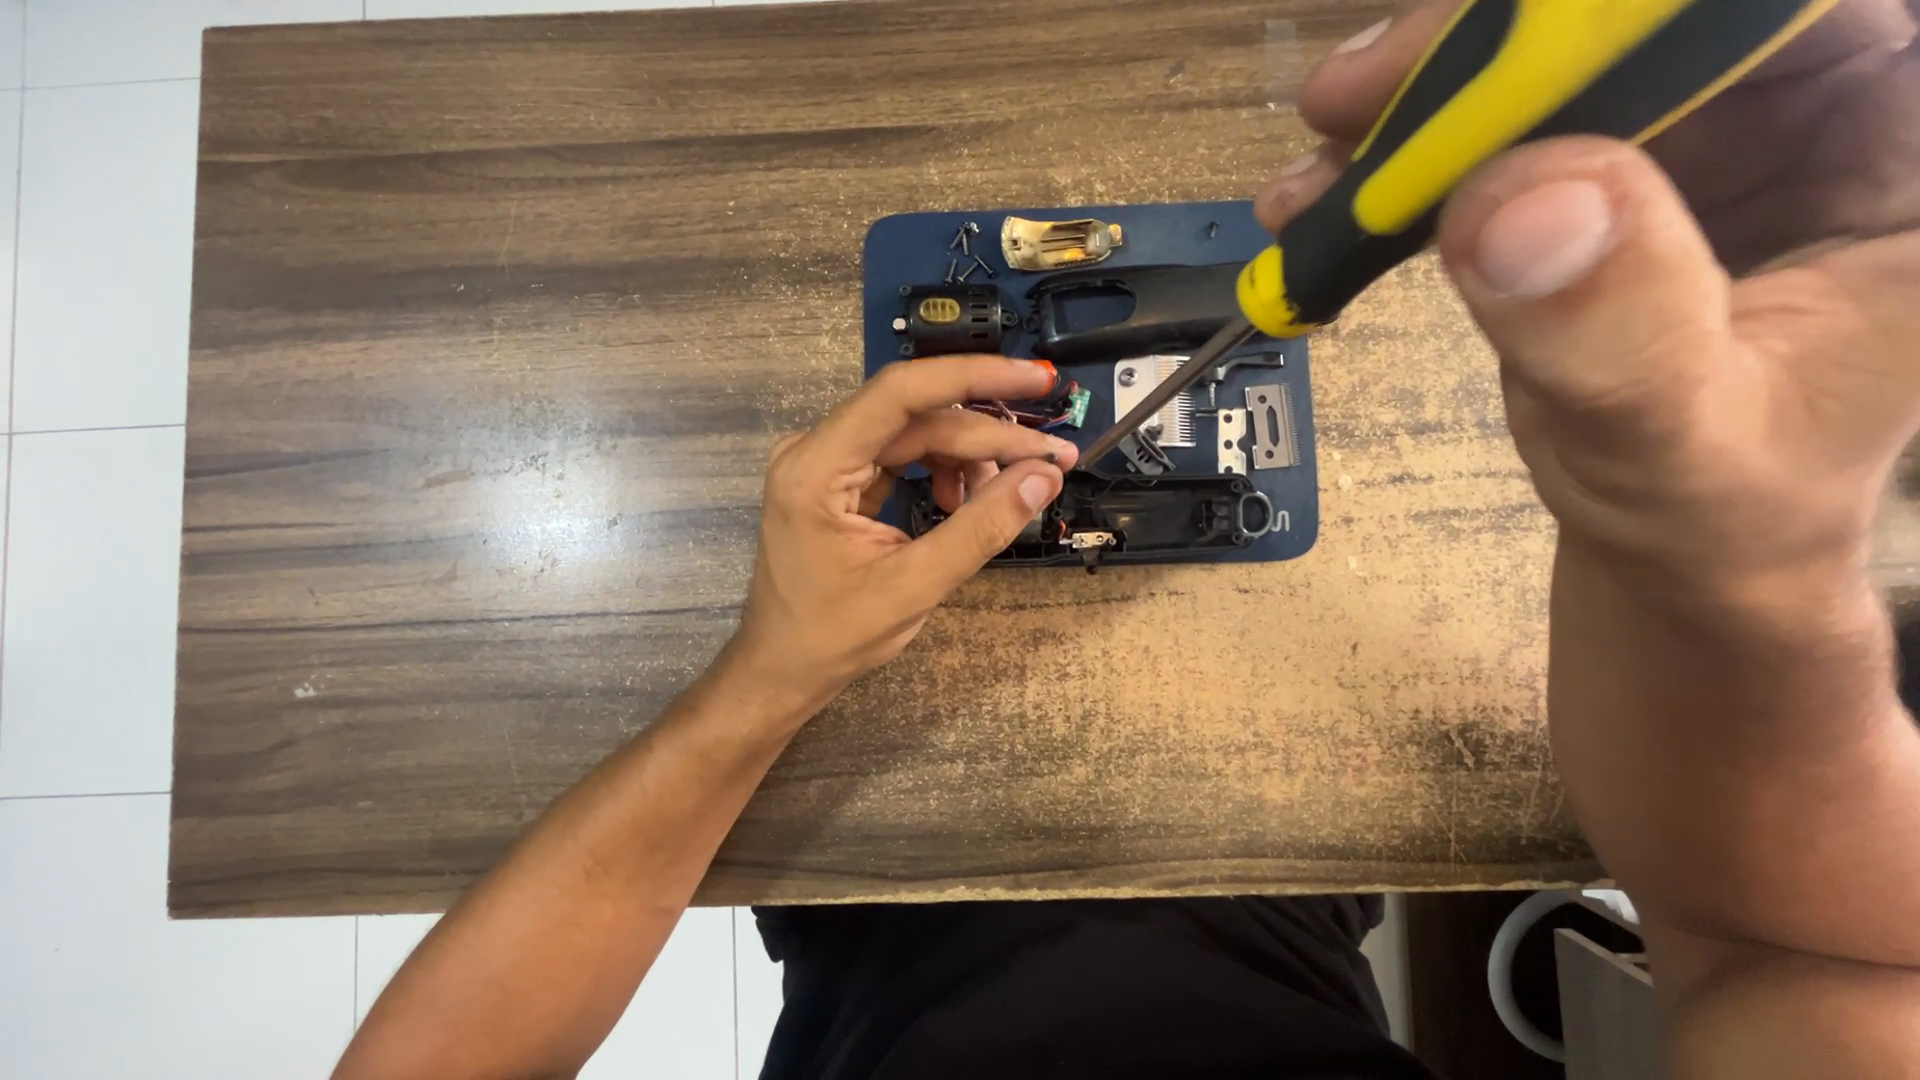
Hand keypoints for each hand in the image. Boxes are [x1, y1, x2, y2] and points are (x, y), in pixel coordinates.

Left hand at [723, 358, 1077, 714]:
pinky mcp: (842, 478)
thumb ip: (980, 529)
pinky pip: (905, 456)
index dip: (974, 377)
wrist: (784, 666)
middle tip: (1052, 460)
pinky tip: (969, 500)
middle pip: (919, 418)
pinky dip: (947, 471)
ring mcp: (827, 461)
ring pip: (917, 434)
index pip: (900, 393)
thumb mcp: (914, 587)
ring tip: (1012, 490)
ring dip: (972, 456)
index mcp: (815, 468)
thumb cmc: (833, 636)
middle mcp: (816, 449)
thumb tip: (1044, 477)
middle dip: (989, 437)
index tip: (1035, 381)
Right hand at [1260, 1, 1919, 638]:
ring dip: (1415, 116)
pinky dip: (1404, 174)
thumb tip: (1512, 200)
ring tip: (1307, 186)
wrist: (1676, 540)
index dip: (1613, 11)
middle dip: (1480, 53)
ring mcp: (1703, 134)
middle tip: (1342, 104)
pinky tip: (1328, 214)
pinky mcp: (1609, 175)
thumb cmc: (1711, 505)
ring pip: (1551, 66)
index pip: (1769, 7)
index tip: (1477, 55)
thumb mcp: (1671, 437)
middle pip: (1636, 20)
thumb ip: (1614, 332)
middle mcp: (1815, 100)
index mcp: (1905, 131)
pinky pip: (1500, 139)